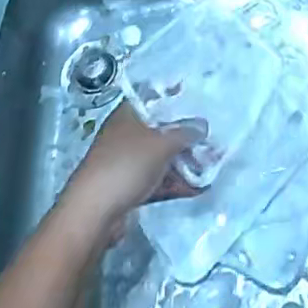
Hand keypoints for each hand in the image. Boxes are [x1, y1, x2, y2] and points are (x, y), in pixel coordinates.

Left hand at [61, 103, 204, 227]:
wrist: (94, 211)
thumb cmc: (126, 164)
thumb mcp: (161, 143)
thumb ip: (184, 132)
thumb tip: (202, 125)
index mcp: (129, 114)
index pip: (154, 97)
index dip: (176, 97)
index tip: (199, 100)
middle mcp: (127, 133)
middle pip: (161, 129)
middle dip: (186, 135)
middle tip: (212, 138)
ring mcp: (128, 161)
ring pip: (161, 156)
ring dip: (185, 161)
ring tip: (212, 165)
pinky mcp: (130, 186)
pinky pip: (158, 179)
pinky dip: (176, 182)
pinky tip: (199, 188)